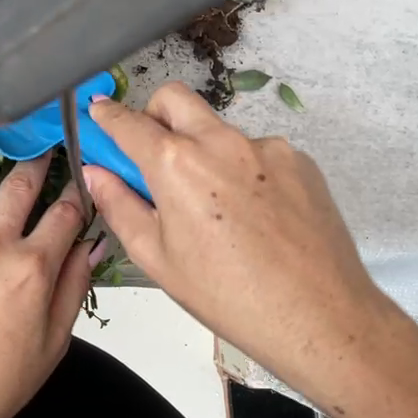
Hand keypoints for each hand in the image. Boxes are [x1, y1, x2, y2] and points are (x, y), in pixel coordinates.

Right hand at [84, 83, 396, 395]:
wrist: (322, 318)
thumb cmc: (226, 294)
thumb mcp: (155, 256)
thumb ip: (118, 205)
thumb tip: (96, 173)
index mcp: (176, 163)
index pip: (128, 122)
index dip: (106, 116)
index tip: (98, 113)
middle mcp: (220, 142)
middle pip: (173, 99)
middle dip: (152, 113)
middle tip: (151, 153)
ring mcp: (266, 148)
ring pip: (217, 129)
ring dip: (201, 149)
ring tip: (213, 206)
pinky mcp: (300, 162)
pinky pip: (255, 152)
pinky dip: (241, 170)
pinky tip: (252, 215)